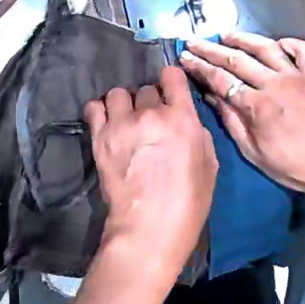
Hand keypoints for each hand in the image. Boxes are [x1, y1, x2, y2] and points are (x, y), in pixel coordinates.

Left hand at [84, 66, 216, 267]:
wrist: (149, 227)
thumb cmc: (188, 202)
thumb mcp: (209, 165)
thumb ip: (198, 134)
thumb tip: (186, 122)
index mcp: (182, 118)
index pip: (173, 77)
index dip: (172, 82)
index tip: (171, 92)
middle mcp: (150, 113)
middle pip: (146, 89)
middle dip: (150, 102)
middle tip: (151, 122)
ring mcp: (121, 124)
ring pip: (118, 94)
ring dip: (124, 104)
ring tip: (127, 121)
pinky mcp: (99, 138)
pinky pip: (94, 107)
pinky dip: (101, 112)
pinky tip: (108, 124)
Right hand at [180, 32, 304, 200]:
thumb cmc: (296, 166)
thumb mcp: (255, 152)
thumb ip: (233, 123)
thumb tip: (214, 99)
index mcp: (257, 104)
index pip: (221, 79)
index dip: (200, 67)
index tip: (184, 58)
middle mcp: (275, 82)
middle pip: (237, 59)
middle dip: (211, 49)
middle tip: (194, 41)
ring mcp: (298, 76)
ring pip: (267, 48)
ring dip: (244, 39)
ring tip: (226, 34)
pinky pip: (302, 51)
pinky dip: (288, 43)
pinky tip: (277, 43)